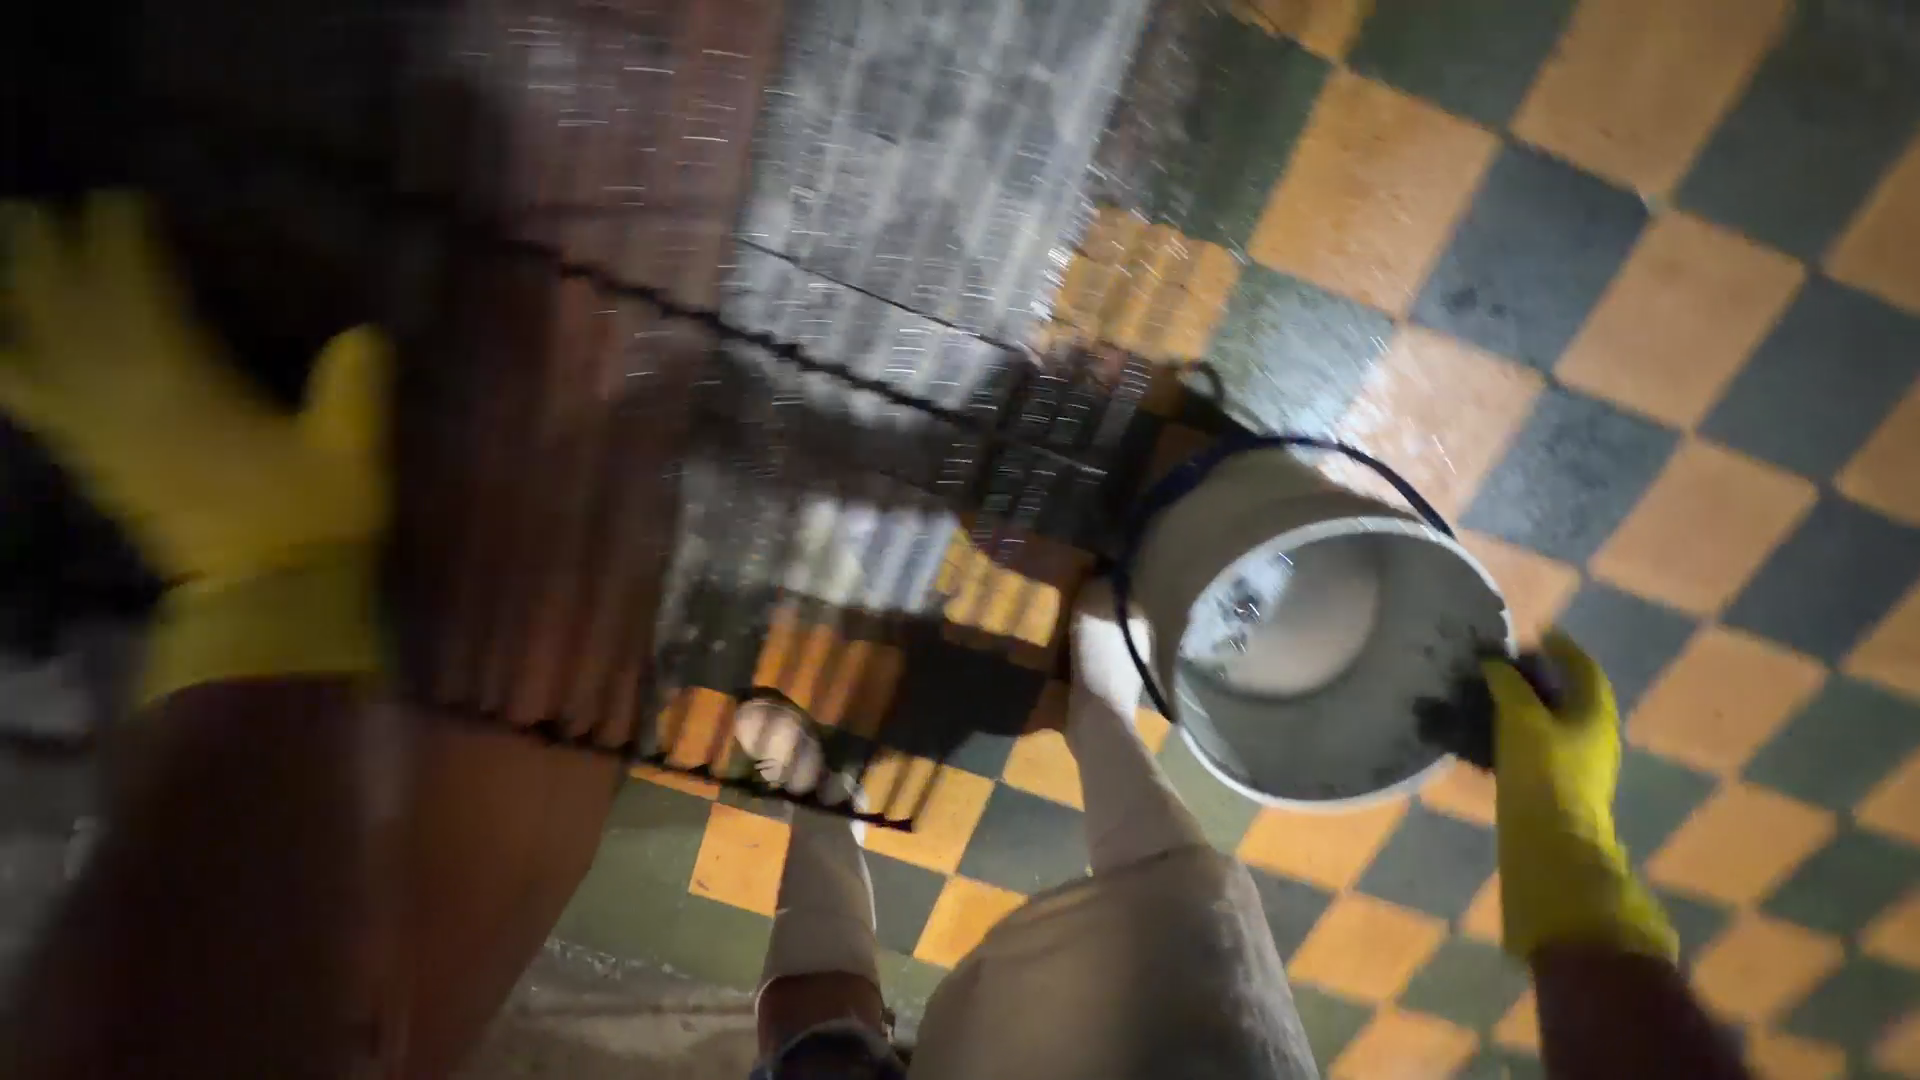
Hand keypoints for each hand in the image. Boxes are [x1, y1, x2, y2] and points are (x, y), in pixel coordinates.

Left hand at [2, 193, 390, 702]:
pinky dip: (5, 360)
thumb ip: (358, 389)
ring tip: (4, 257)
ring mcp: (97, 428)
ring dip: (11, 297)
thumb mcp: (356, 451)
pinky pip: (25, 396)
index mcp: (188, 389)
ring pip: (29, 346)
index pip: (140, 297)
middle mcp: (123, 398)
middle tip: (39, 207)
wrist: (270, 588)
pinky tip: (3, 346)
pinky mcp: (90, 456)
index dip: (126, 245)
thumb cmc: (318, 516)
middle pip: (66, 310)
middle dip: (47, 253)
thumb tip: (365, 334)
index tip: (124, 202)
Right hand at [1487, 633, 1676, 961]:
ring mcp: (1577, 756)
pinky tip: (1489, 726)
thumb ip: (1507, 684)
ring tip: (1489, 689)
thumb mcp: (1520, 717)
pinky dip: (1517, 723)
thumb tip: (1494, 662)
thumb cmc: (1543, 769)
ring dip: (1524, 699)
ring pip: (1551, 715)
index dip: (1560, 645)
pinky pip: (1537, 737)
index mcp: (1594, 711)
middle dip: (1538, 672)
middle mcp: (1593, 730)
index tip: (1533, 631)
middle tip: (1503, 660)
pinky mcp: (1555, 776)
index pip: (1582, 665)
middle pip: (1568, 690)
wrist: (1551, 836)